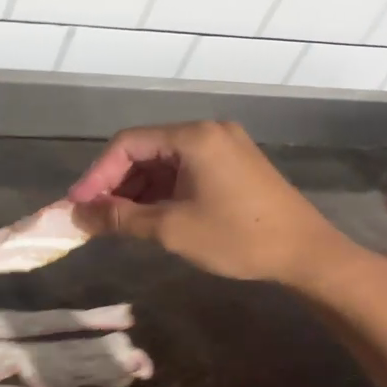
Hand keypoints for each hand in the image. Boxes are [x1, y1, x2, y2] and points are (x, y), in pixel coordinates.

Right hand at [67, 121, 370, 291]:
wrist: (308, 255)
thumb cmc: (237, 238)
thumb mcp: (170, 229)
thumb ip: (119, 219)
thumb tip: (77, 216)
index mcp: (193, 137)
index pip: (127, 144)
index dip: (96, 175)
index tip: (77, 205)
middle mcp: (207, 132)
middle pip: (144, 149)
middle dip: (114, 183)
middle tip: (93, 215)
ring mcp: (223, 147)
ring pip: (162, 161)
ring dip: (136, 190)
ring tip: (116, 221)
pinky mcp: (233, 165)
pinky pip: (183, 170)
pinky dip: (160, 191)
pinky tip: (147, 216)